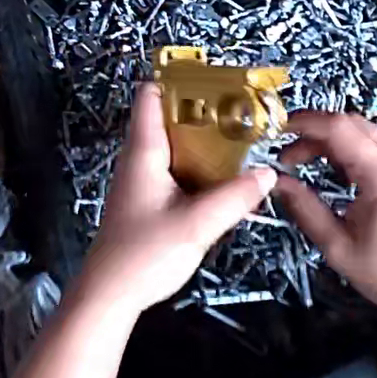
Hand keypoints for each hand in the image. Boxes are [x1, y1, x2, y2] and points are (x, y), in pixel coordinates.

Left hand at [75, 83, 276, 317]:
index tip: (216, 82)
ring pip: (173, 146)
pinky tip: (221, 180)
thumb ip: (235, 197)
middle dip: (202, 112)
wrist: (108, 297)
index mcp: (144, 150)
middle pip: (168, 118)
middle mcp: (139, 158)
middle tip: (240, 114)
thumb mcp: (198, 224)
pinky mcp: (146, 200)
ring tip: (239, 142)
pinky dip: (196, 166)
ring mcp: (141, 179)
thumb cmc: (145, 253)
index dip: (179, 80)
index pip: (151, 95)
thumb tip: (268, 173)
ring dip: (202, 142)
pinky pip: (174, 169)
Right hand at [273, 111, 376, 333]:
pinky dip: (346, 147)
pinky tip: (329, 169)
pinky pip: (372, 144)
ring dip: (328, 138)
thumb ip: (304, 208)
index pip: (338, 128)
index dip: (305, 124)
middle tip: (285, 154)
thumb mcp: (338, 247)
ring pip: (361, 130)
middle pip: (349, 123)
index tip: (275, 133)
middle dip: (312, 131)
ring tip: (300, 160)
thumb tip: (274, 182)